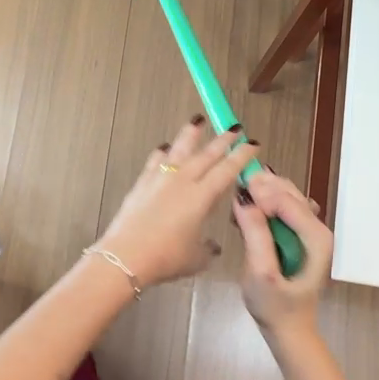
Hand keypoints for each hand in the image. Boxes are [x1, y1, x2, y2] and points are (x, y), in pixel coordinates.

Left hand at [94, 117, 260, 286]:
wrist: (125, 256)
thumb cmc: (166, 258)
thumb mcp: (196, 258)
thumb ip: (208, 248)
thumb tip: (213, 245)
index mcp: (202, 197)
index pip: (227, 170)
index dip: (241, 156)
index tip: (253, 144)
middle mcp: (183, 181)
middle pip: (206, 154)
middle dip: (223, 140)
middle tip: (235, 128)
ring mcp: (160, 179)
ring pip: (179, 149)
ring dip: (190, 134)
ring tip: (197, 120)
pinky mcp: (141, 183)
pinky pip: (156, 160)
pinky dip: (163, 152)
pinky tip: (165, 148)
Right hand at [232, 169, 332, 338]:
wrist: (289, 330)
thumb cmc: (274, 307)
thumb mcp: (260, 274)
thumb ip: (256, 236)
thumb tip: (243, 200)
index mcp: (315, 238)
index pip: (287, 200)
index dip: (262, 193)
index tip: (237, 196)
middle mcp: (318, 229)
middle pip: (289, 193)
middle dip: (263, 187)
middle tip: (235, 189)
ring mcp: (310, 232)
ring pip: (286, 197)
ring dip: (263, 193)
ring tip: (239, 198)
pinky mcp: (299, 237)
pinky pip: (282, 209)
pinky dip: (265, 204)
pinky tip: (248, 211)